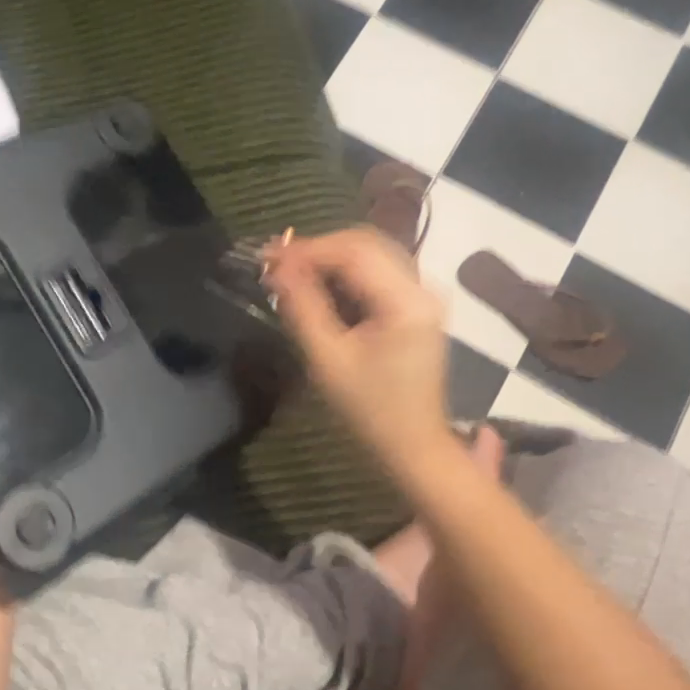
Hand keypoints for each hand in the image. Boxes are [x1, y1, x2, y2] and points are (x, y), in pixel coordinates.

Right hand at [262, 227, 449, 461]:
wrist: (414, 445)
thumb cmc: (370, 410)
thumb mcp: (328, 360)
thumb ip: (302, 308)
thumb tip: (276, 269)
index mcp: (407, 301)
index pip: (354, 252)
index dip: (307, 249)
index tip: (268, 256)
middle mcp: (422, 287)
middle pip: (364, 244)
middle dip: (316, 248)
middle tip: (274, 261)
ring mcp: (422, 294)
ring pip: (370, 253)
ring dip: (328, 257)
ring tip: (289, 271)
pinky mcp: (415, 304)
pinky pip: (376, 271)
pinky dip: (343, 271)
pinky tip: (316, 283)